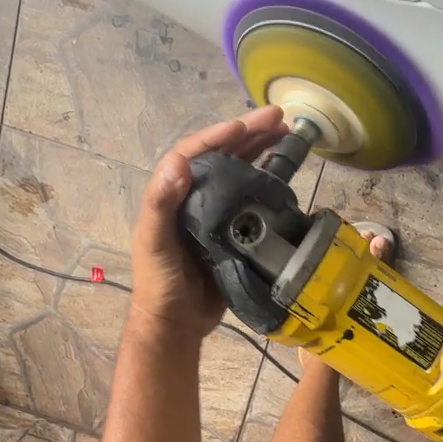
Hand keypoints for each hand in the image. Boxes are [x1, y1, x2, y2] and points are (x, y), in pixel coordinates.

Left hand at [129, 105, 288, 338]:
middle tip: (280, 118)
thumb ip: (161, 204)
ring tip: (288, 135)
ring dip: (262, 151)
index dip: (218, 137)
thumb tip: (179, 163)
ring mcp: (217, 213)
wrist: (178, 323)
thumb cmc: (159, 282)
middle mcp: (195, 197)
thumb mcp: (153, 242)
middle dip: (250, 134)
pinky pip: (253, 199)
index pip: (196, 154)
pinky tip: (286, 173)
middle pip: (224, 157)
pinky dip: (268, 182)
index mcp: (173, 194)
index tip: (243, 127)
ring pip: (241, 172)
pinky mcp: (235, 231)